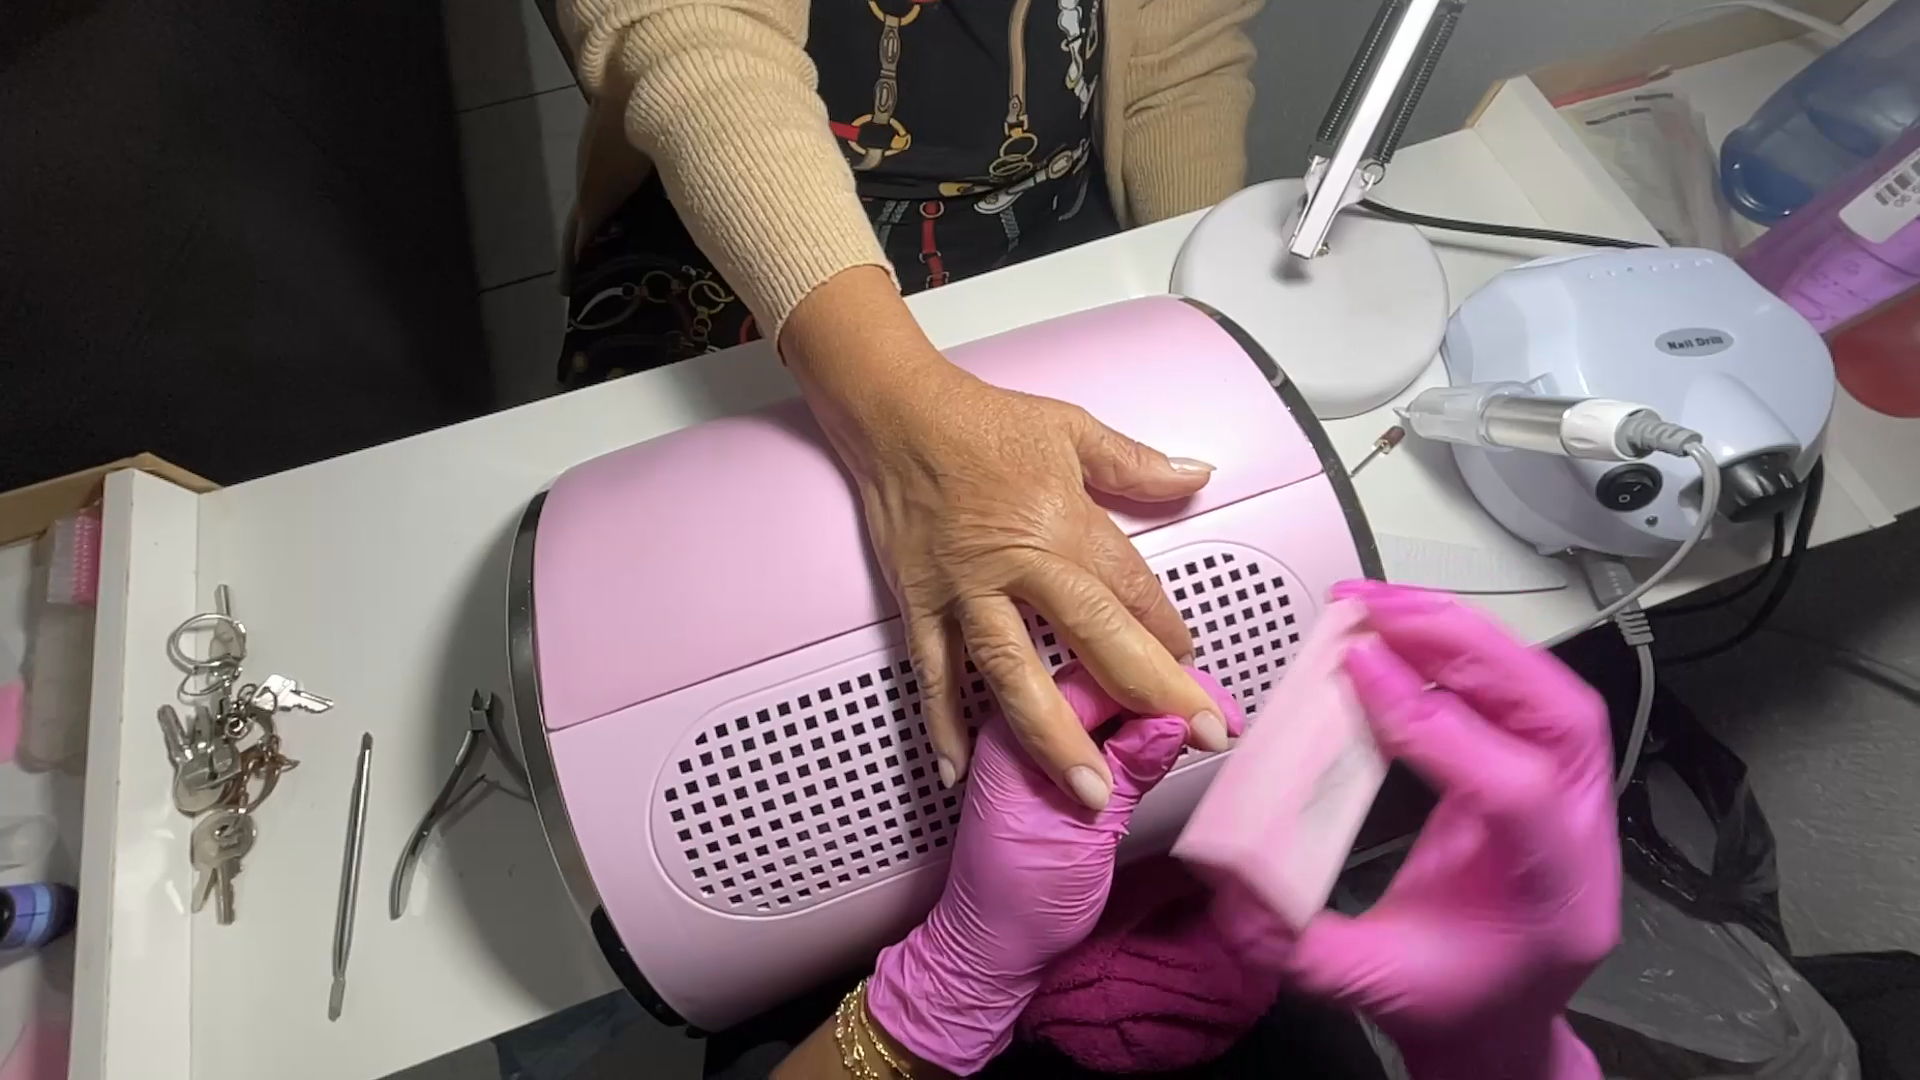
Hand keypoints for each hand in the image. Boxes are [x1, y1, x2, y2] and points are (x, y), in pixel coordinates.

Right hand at [781, 268, 1229, 810]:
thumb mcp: (1070, 429)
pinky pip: (931, 672)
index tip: (1193, 671)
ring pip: (1010, 672)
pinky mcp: (919, 604)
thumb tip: (1197, 474)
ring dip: (1050, 735)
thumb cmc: (982, 422)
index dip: (1169, 634)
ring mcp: (963, 591)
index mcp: (1063, 522)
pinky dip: (942, 722)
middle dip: (1146, 692)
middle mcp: (1017, 564)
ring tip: (1086, 792)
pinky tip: (959, 769)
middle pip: (1090, 637)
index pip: (1131, 591)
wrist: (897, 415)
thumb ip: (1136, 462)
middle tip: (1193, 741)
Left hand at [868, 664, 1246, 1074]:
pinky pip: (1110, 732)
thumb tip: (1176, 720)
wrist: (994, 945)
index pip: (1093, 687)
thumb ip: (1127, 772)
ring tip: (1215, 724)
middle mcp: (1025, 726)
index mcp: (1015, 733)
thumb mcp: (1081, 833)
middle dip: (1169, 696)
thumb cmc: (1022, 898)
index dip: (1158, 692)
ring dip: (1164, 711)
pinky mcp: (1066, 764)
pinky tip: (1182, 736)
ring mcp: (1045, 744)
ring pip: (1112, 706)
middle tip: (1226, 716)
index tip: (1214, 710)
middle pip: (1105, 687)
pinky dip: (1149, 732)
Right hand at [1214, 581, 1619, 1079]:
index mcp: (1545, 893)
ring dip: (1459, 632)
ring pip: (1541, 687)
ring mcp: (1570, 796)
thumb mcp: (1371, 985)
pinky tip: (1404, 632)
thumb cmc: (1453, 1001)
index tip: (1357, 668)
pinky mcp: (1536, 766)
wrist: (1501, 1014)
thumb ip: (1297, 943)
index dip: (1431, 719)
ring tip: (1381, 604)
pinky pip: (1513, 689)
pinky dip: (1458, 647)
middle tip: (1374, 608)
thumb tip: (1231, 887)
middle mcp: (1578, 834)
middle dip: (1460, 642)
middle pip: (1551, 710)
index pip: (1511, 787)